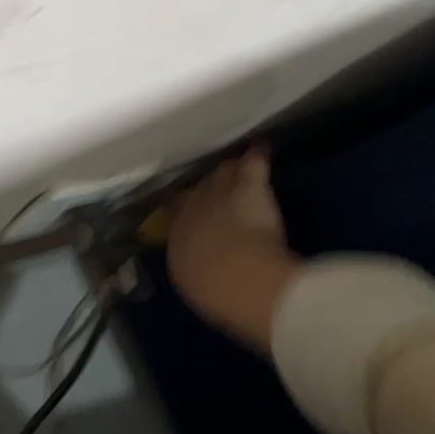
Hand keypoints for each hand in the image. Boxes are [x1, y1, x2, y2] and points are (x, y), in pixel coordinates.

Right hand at [166, 148, 302, 351]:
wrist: (237, 277)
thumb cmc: (211, 288)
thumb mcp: (193, 283)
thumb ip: (194, 267)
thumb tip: (197, 268)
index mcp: (177, 232)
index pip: (174, 210)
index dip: (180, 205)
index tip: (183, 203)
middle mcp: (193, 207)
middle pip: (197, 188)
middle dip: (203, 184)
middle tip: (210, 182)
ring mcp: (220, 194)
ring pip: (220, 174)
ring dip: (226, 170)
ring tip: (232, 163)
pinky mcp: (249, 188)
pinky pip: (252, 165)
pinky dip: (257, 155)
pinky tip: (261, 145)